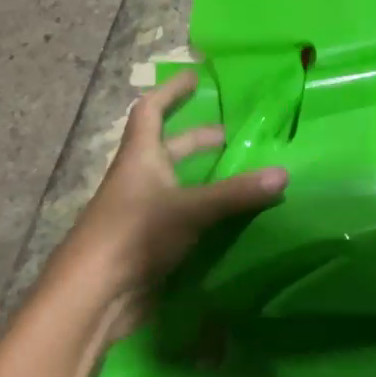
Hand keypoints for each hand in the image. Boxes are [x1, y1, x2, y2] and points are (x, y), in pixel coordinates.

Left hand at [53, 71, 287, 313]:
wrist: (91, 299)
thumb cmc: (133, 236)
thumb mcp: (190, 209)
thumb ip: (237, 193)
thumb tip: (284, 174)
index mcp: (140, 159)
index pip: (150, 112)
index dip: (170, 92)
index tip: (194, 78)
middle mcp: (138, 181)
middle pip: (169, 149)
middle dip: (199, 139)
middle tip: (233, 135)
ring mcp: (141, 214)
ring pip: (176, 184)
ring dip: (205, 176)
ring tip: (242, 174)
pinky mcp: (148, 244)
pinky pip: (182, 216)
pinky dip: (205, 210)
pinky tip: (230, 217)